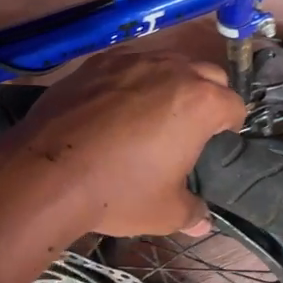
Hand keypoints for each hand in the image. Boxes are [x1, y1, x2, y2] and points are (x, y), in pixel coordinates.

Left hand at [0, 51, 246, 282]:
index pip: (234, 105)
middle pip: (206, 74)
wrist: (48, 173)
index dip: (229, 126)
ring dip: (168, 82)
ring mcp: (132, 60)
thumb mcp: (164, 212)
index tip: (216, 141)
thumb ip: (191, 212)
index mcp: (201, 103)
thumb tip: (203, 222)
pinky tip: (113, 107)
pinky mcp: (96, 62)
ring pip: (166, 62)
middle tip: (188, 127)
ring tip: (151, 113)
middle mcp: (172, 70)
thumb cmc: (118, 192)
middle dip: (205, 95)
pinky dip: (129, 81)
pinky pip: (127, 64)